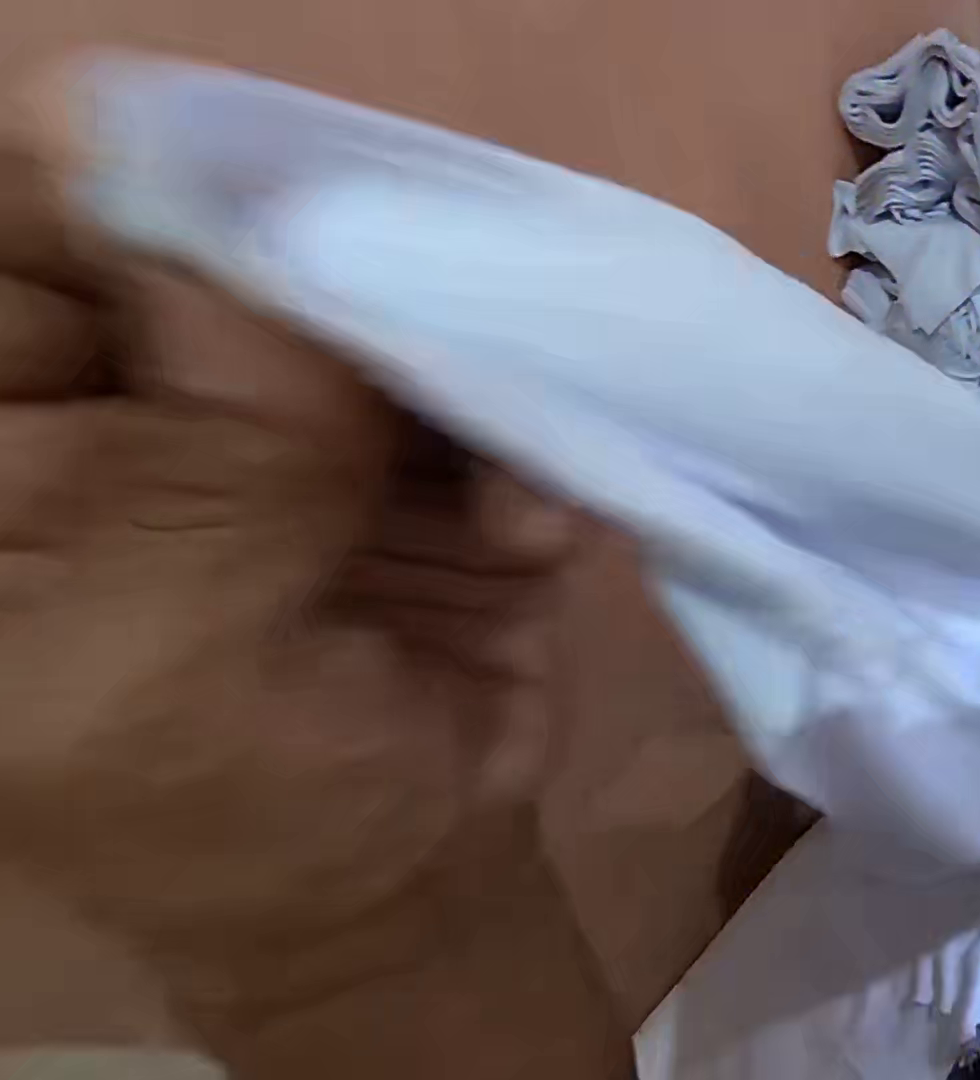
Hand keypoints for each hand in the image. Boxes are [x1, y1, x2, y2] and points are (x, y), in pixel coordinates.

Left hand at [0, 152, 576, 994]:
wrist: (429, 855)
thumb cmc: (264, 805)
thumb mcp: (176, 676)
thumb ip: (195, 493)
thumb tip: (240, 279)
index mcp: (2, 467)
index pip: (22, 255)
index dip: (142, 220)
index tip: (299, 246)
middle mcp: (162, 431)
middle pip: (249, 286)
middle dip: (361, 320)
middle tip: (452, 378)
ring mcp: (321, 454)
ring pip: (401, 352)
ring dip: (477, 416)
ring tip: (515, 515)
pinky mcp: (443, 484)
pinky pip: (495, 425)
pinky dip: (529, 471)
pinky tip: (538, 539)